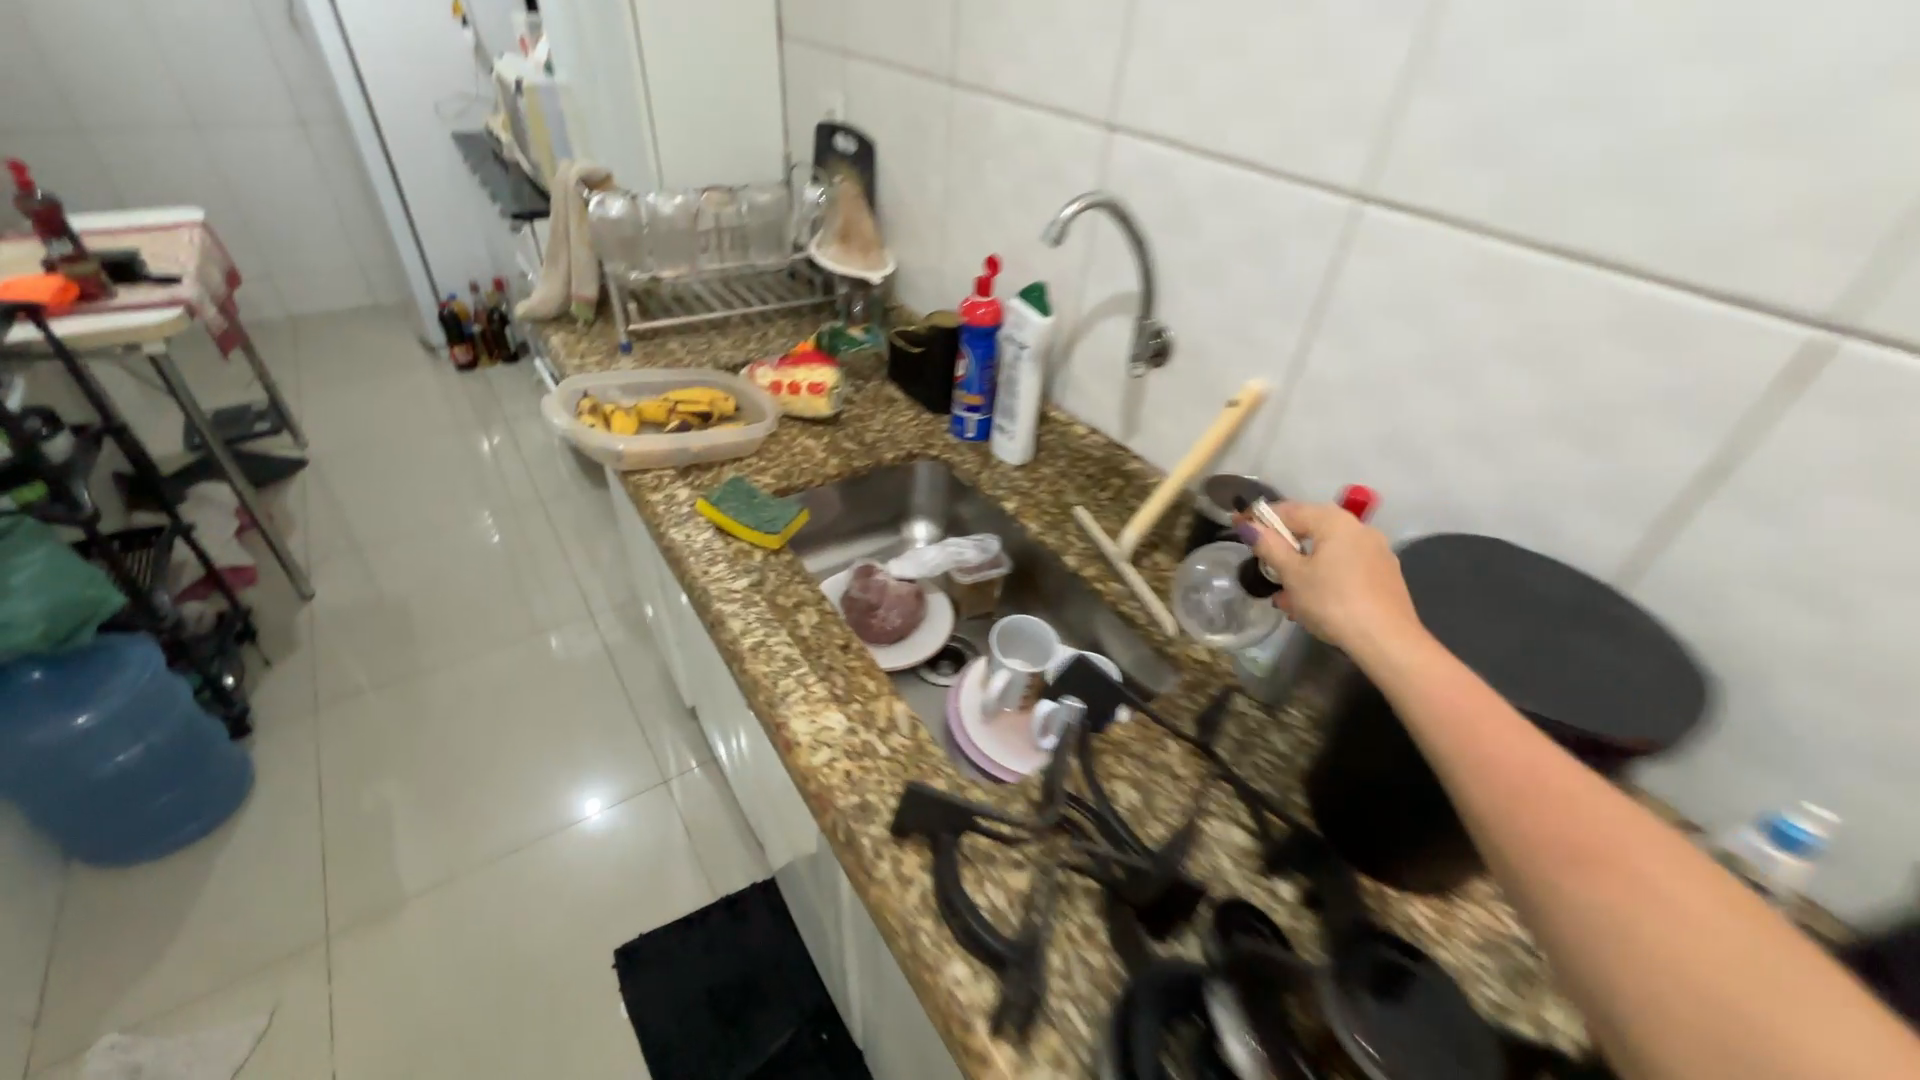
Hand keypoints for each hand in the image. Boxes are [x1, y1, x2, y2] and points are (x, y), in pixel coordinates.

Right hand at [1243, 501, 1422, 654]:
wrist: (1386, 639)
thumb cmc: (1332, 601)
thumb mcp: (1292, 575)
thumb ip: (1269, 546)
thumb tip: (1249, 525)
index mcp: (1335, 521)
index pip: (1290, 510)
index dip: (1261, 519)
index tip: (1240, 527)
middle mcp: (1359, 528)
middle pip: (1311, 530)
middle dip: (1285, 549)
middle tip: (1265, 569)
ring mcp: (1376, 552)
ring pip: (1328, 553)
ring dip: (1303, 569)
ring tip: (1286, 597)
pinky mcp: (1384, 575)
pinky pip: (1345, 568)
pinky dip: (1325, 578)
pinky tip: (1314, 604)